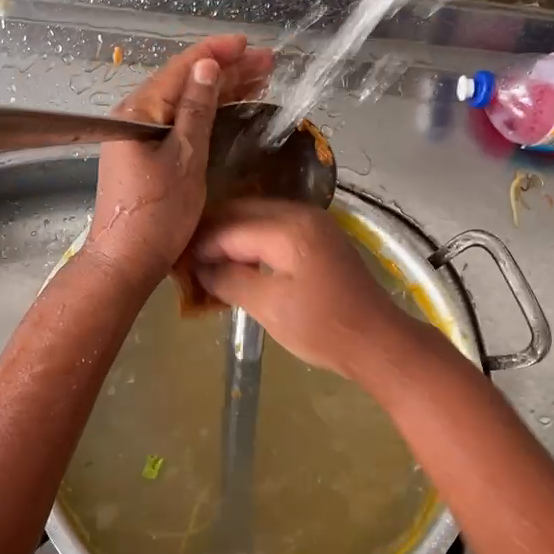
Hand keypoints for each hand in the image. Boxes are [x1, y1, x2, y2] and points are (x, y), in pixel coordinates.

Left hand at [85, 34, 273, 287]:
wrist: (125, 261)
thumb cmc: (157, 215)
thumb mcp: (185, 160)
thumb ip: (196, 111)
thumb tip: (207, 67)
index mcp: (138, 112)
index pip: (181, 69)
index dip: (216, 52)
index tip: (248, 44)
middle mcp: (134, 117)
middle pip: (184, 82)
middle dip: (226, 70)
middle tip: (267, 63)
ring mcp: (139, 136)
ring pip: (185, 102)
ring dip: (221, 89)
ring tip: (260, 78)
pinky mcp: (147, 155)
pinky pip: (180, 121)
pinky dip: (207, 112)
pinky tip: (231, 105)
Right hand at [191, 198, 420, 377]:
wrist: (377, 341)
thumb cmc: (321, 327)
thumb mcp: (268, 307)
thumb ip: (230, 280)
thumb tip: (200, 268)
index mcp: (287, 229)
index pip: (229, 228)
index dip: (200, 244)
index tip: (176, 261)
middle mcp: (301, 214)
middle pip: (242, 212)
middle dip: (213, 234)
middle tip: (186, 258)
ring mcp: (314, 223)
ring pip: (258, 217)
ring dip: (232, 236)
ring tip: (207, 261)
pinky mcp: (320, 237)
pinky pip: (275, 227)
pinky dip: (253, 240)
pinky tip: (239, 262)